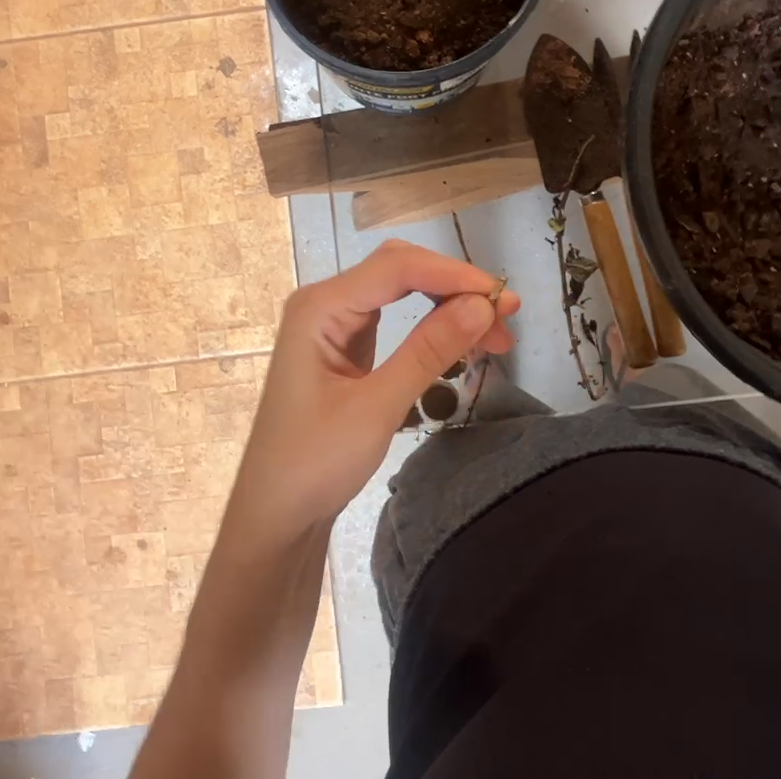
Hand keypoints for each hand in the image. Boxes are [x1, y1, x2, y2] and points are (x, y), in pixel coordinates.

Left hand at [227, 240, 522, 537]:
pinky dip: (430, 323)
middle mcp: (323, 303)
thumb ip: (428, 351)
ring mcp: (332, 323)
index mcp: (319, 307)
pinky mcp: (343, 346)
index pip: (397, 267)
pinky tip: (458, 339)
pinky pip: (393, 316)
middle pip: (399, 269)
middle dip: (454, 287)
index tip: (504, 301)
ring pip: (399, 290)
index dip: (455, 276)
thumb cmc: (313, 464)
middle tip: (505, 321)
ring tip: (494, 336)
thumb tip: (482, 307)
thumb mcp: (376, 408)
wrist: (275, 513)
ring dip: (447, 304)